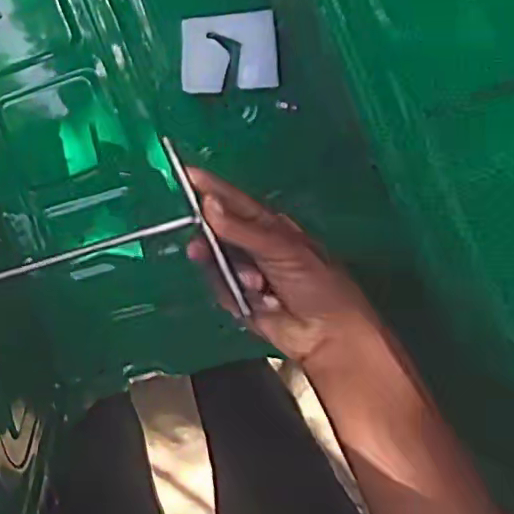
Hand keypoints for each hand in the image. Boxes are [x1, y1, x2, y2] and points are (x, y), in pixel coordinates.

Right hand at [184, 167, 385, 372]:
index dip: (207, 186)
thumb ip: (241, 229)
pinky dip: (233, 295)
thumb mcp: (282, 250)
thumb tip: (206, 202)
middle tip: (199, 249)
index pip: (230, 199)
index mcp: (266, 224)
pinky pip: (216, 286)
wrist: (331, 338)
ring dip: (230, 274)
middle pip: (212, 230)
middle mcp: (250, 243)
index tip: (183, 174)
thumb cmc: (318, 285)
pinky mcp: (236, 295)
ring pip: (212, 260)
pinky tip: (259, 303)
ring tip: (255, 286)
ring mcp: (241, 269)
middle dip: (208, 241)